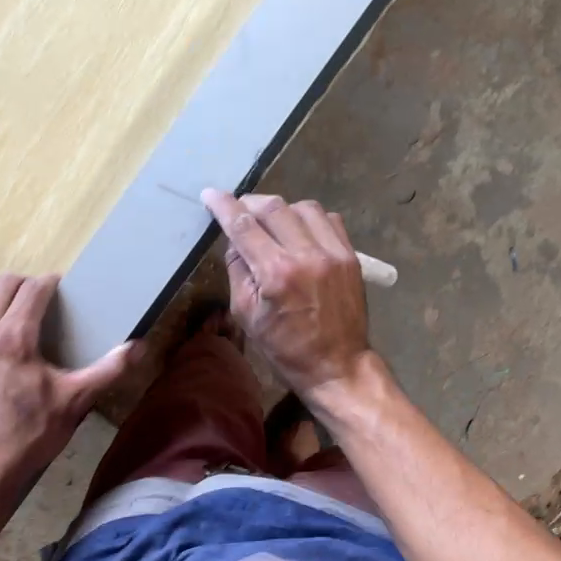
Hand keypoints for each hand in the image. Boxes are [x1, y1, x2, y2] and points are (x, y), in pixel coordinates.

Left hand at [0, 274, 134, 518]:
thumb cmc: (30, 434)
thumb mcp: (75, 402)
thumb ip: (108, 370)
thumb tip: (139, 347)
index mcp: (14, 337)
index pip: (32, 289)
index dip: (51, 283)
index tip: (65, 290)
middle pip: (3, 286)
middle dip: (27, 285)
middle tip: (48, 302)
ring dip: (6, 303)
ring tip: (27, 323)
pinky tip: (6, 350)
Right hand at [200, 190, 373, 398]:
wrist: (337, 365)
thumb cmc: (285, 348)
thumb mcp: (247, 315)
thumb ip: (238, 271)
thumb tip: (235, 240)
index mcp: (276, 273)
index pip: (243, 225)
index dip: (223, 206)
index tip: (210, 195)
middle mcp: (306, 255)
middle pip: (273, 207)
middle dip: (250, 203)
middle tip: (238, 209)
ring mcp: (333, 253)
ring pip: (303, 207)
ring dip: (282, 209)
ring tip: (271, 222)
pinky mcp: (350, 256)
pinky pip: (329, 219)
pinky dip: (309, 218)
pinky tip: (300, 231)